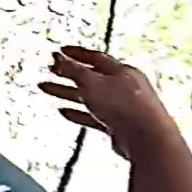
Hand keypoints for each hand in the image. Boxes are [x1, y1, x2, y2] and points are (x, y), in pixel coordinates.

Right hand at [38, 46, 180, 157]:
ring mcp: (122, 107)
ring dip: (66, 92)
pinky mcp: (119, 125)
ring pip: (89, 96)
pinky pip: (94, 116)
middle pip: (91, 77)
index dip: (76, 53)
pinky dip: (78, 112)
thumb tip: (57, 56)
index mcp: (123, 72)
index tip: (60, 50)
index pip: (96, 57)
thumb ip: (72, 69)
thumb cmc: (123, 105)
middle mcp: (125, 87)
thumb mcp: (91, 81)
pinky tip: (63, 112)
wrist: (147, 140)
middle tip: (50, 70)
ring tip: (44, 88)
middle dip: (68, 73)